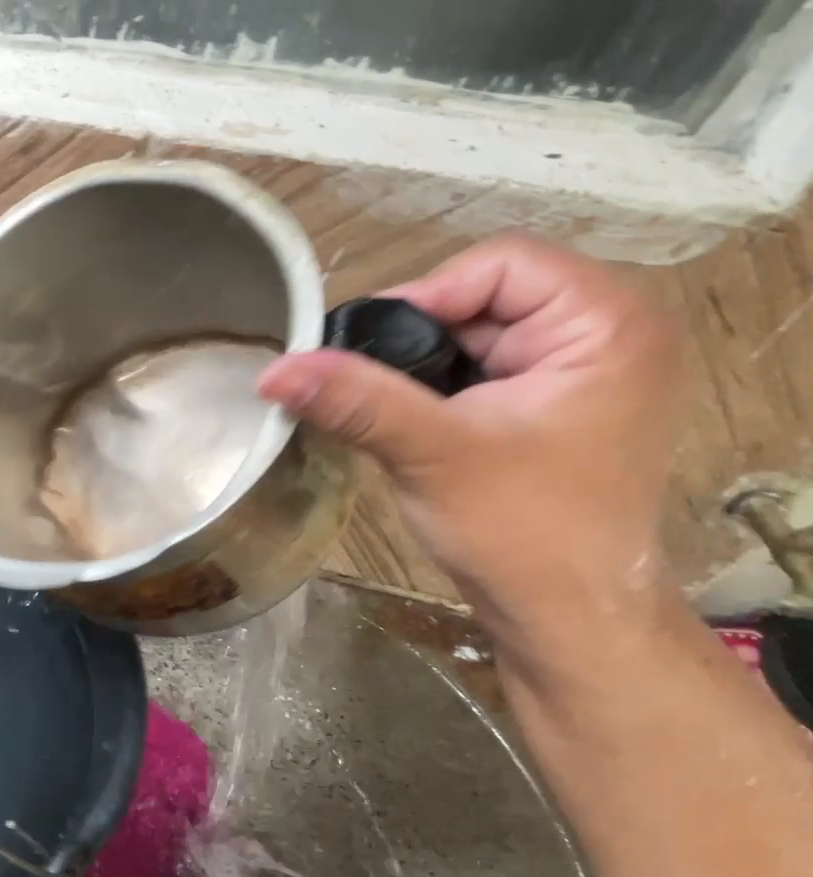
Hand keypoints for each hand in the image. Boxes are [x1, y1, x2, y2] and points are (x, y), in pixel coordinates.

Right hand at [257, 234, 680, 639]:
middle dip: (414, 341)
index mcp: (605, 326)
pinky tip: (406, 427)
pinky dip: (432, 392)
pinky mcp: (548, 408)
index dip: (423, 298)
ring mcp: (577, 374)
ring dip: (417, 370)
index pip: (499, 264)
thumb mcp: (431, 453)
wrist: (564, 612)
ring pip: (471, 337)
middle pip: (482, 297)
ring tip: (384, 414)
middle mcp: (602, 336)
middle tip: (365, 391)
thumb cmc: (521, 529)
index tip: (367, 357)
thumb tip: (272, 369)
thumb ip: (355, 400)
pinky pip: (476, 373)